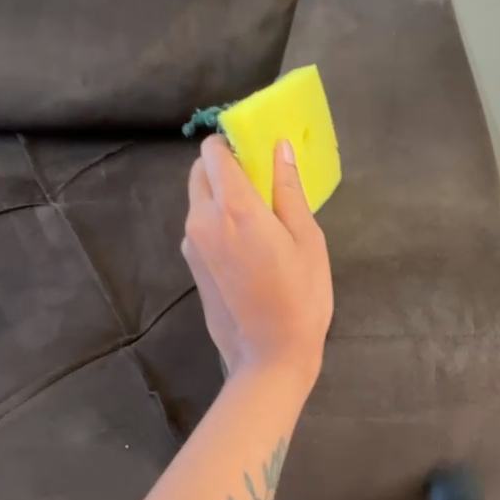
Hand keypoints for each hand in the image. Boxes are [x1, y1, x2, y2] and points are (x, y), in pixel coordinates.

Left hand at [182, 135, 332, 390]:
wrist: (270, 356)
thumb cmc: (300, 296)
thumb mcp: (307, 240)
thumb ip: (289, 190)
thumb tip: (280, 148)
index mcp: (234, 208)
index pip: (214, 152)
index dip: (232, 143)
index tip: (257, 150)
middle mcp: (203, 219)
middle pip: (200, 172)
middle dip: (225, 166)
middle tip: (261, 180)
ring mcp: (192, 244)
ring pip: (198, 199)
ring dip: (221, 193)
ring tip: (260, 214)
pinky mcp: (191, 264)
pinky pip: (200, 225)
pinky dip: (218, 218)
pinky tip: (248, 242)